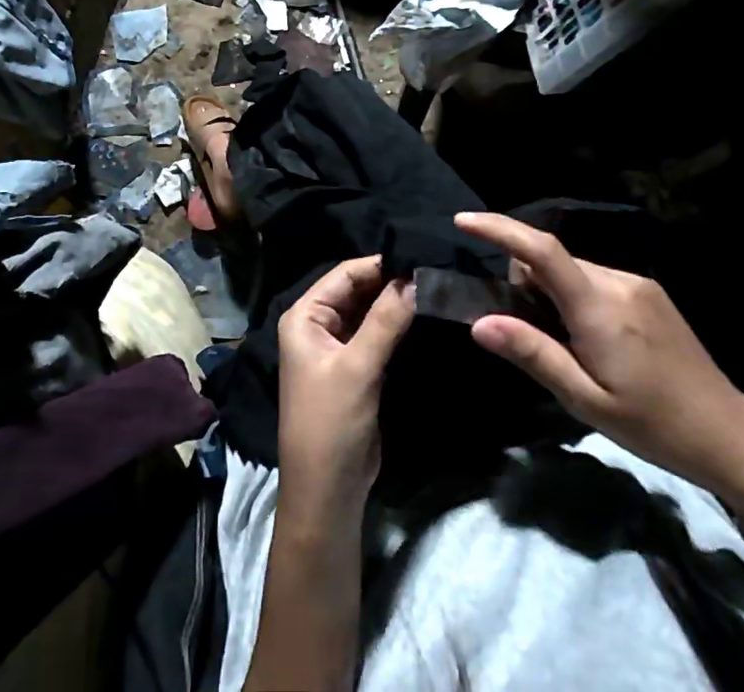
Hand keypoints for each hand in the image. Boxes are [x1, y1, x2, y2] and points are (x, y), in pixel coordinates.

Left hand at [275, 257, 415, 516]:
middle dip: (392, 282)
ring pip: (369, 312)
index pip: (345, 274)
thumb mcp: (358, 367)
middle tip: (437, 271)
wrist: (327, 488)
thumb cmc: (331, 422)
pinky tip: (425, 316)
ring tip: (438, 287)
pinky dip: (396, 325)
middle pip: (357, 290)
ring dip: (396, 303)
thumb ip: (385, 320)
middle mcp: (317, 325)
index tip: (423, 256)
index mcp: (305, 317)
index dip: (381, 264)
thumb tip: (415, 277)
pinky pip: (376, 334)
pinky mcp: (355, 367)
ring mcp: (337, 347)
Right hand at [454, 213, 743, 499]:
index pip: (542, 252)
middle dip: (525, 285)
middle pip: (553, 263)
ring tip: (566, 349)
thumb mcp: (584, 398)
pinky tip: (590, 342)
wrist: (727, 432)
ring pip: (573, 272)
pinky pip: (595, 281)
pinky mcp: (651, 294)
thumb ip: (532, 354)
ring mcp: (639, 285)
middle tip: (528, 337)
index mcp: (599, 308)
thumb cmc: (651, 424)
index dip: (500, 230)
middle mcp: (619, 283)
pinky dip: (576, 298)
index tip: (463, 221)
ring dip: (552, 294)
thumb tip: (479, 322)